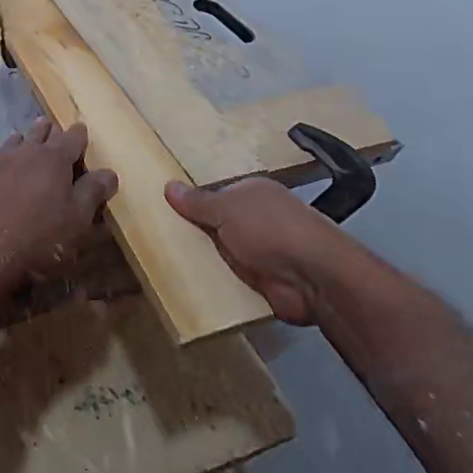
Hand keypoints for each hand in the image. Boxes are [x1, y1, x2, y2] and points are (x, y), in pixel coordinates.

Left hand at [0, 120, 117, 294]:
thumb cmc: (40, 241)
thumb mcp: (78, 221)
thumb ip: (93, 192)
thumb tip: (108, 172)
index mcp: (54, 159)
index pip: (73, 137)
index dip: (80, 136)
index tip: (83, 137)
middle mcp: (26, 152)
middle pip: (42, 132)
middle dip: (52, 133)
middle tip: (56, 138)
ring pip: (17, 141)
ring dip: (27, 142)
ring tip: (31, 149)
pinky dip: (6, 158)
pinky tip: (5, 171)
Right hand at [165, 178, 331, 324]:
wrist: (314, 278)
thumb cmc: (270, 230)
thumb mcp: (226, 209)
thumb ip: (197, 202)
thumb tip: (169, 185)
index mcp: (254, 194)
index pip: (216, 196)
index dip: (193, 205)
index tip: (165, 214)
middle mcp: (259, 220)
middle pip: (217, 226)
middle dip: (195, 235)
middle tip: (159, 241)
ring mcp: (264, 252)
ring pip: (222, 255)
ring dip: (205, 262)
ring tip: (167, 266)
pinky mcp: (265, 282)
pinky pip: (232, 280)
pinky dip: (217, 284)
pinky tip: (191, 287)